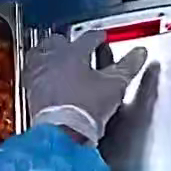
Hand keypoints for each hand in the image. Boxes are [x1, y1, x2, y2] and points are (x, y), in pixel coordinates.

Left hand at [26, 29, 147, 142]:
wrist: (63, 133)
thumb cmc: (87, 107)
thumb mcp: (114, 86)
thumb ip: (128, 66)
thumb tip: (139, 53)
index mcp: (74, 53)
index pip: (88, 37)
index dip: (98, 37)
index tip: (102, 37)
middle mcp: (53, 58)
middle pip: (59, 40)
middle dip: (69, 41)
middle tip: (77, 47)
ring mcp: (39, 72)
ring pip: (41, 53)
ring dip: (49, 52)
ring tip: (56, 56)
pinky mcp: (30, 89)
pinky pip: (32, 70)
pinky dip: (39, 69)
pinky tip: (44, 75)